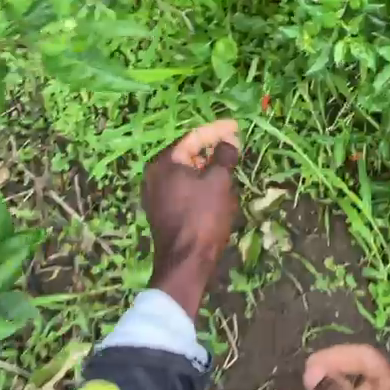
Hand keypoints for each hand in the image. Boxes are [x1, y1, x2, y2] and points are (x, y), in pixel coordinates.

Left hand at [141, 119, 241, 317]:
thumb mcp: (219, 182)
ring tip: (229, 163)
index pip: (193, 138)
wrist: (186, 262)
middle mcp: (154, 176)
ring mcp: (155, 195)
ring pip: (186, 172)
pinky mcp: (162, 211)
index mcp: (164, 163)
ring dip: (208, 166)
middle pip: (187, 153)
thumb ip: (224, 156)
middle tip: (234, 144)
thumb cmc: (202, 217)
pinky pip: (183, 188)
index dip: (217, 131)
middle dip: (212, 148)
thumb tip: (228, 143)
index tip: (235, 127)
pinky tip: (217, 186)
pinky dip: (200, 183)